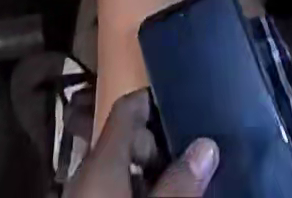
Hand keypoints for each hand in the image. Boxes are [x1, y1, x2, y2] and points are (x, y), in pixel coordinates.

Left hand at [66, 90, 218, 197]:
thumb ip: (180, 185)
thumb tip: (207, 144)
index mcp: (102, 160)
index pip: (127, 109)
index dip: (154, 102)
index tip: (185, 106)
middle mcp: (89, 170)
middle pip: (126, 140)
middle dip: (160, 147)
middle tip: (194, 163)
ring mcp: (85, 195)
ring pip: (121, 169)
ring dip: (151, 176)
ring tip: (184, 189)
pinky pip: (113, 192)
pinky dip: (137, 193)